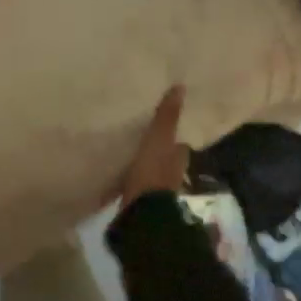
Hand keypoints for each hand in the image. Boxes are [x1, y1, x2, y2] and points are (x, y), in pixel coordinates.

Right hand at [118, 86, 187, 207]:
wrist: (142, 212)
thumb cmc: (152, 171)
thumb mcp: (158, 139)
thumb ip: (167, 117)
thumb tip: (180, 87)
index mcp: (179, 159)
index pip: (180, 147)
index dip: (174, 140)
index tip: (164, 133)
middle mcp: (172, 176)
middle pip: (168, 162)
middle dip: (159, 156)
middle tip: (144, 145)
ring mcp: (157, 193)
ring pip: (153, 176)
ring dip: (146, 171)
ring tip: (129, 162)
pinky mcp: (141, 204)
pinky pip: (137, 190)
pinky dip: (132, 185)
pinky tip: (120, 182)